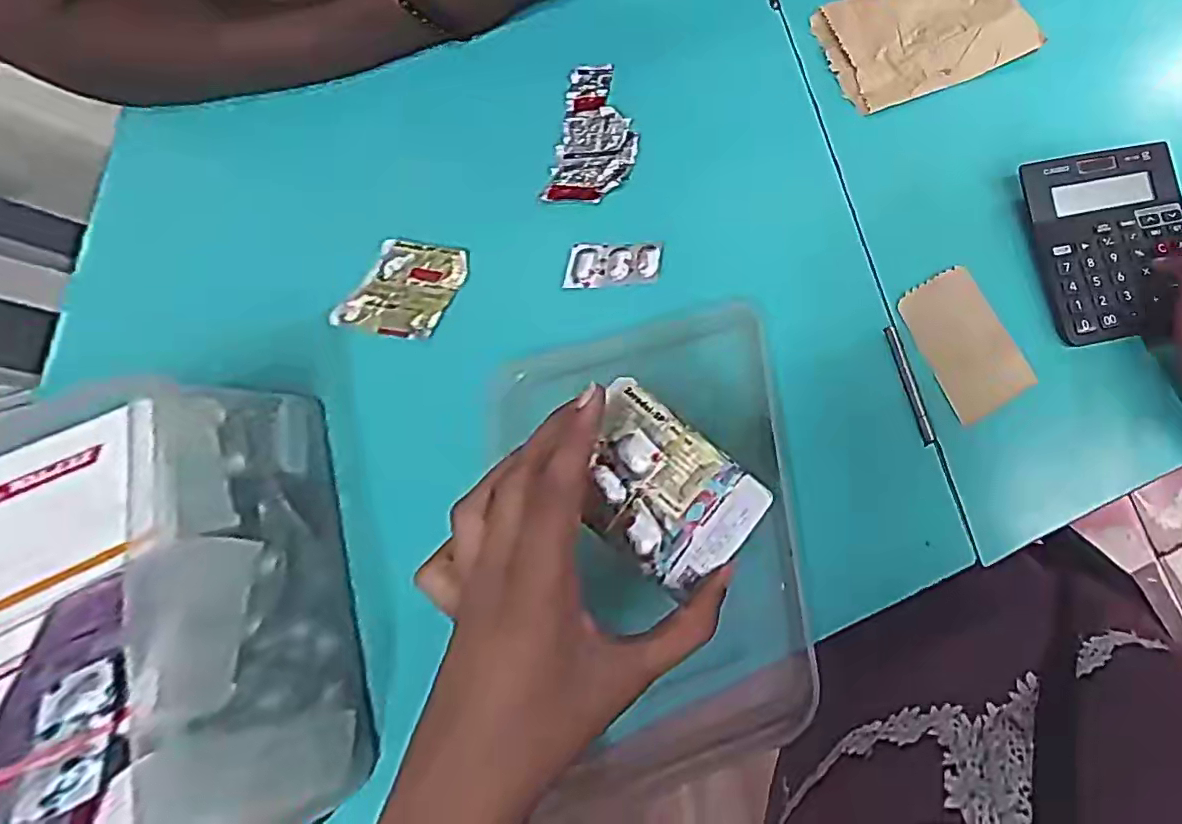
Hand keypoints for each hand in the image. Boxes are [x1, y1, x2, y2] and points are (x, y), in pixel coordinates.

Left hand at [381, 387, 732, 823]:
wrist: (460, 793)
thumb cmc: (548, 728)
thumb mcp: (631, 678)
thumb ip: (688, 626)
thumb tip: (727, 573)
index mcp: (538, 582)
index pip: (552, 490)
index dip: (574, 437)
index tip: (595, 397)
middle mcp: (494, 572)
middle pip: (513, 482)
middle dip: (549, 433)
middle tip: (586, 404)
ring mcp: (466, 587)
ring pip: (477, 503)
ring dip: (514, 462)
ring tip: (553, 445)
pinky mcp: (454, 604)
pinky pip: (455, 542)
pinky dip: (480, 509)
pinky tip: (505, 511)